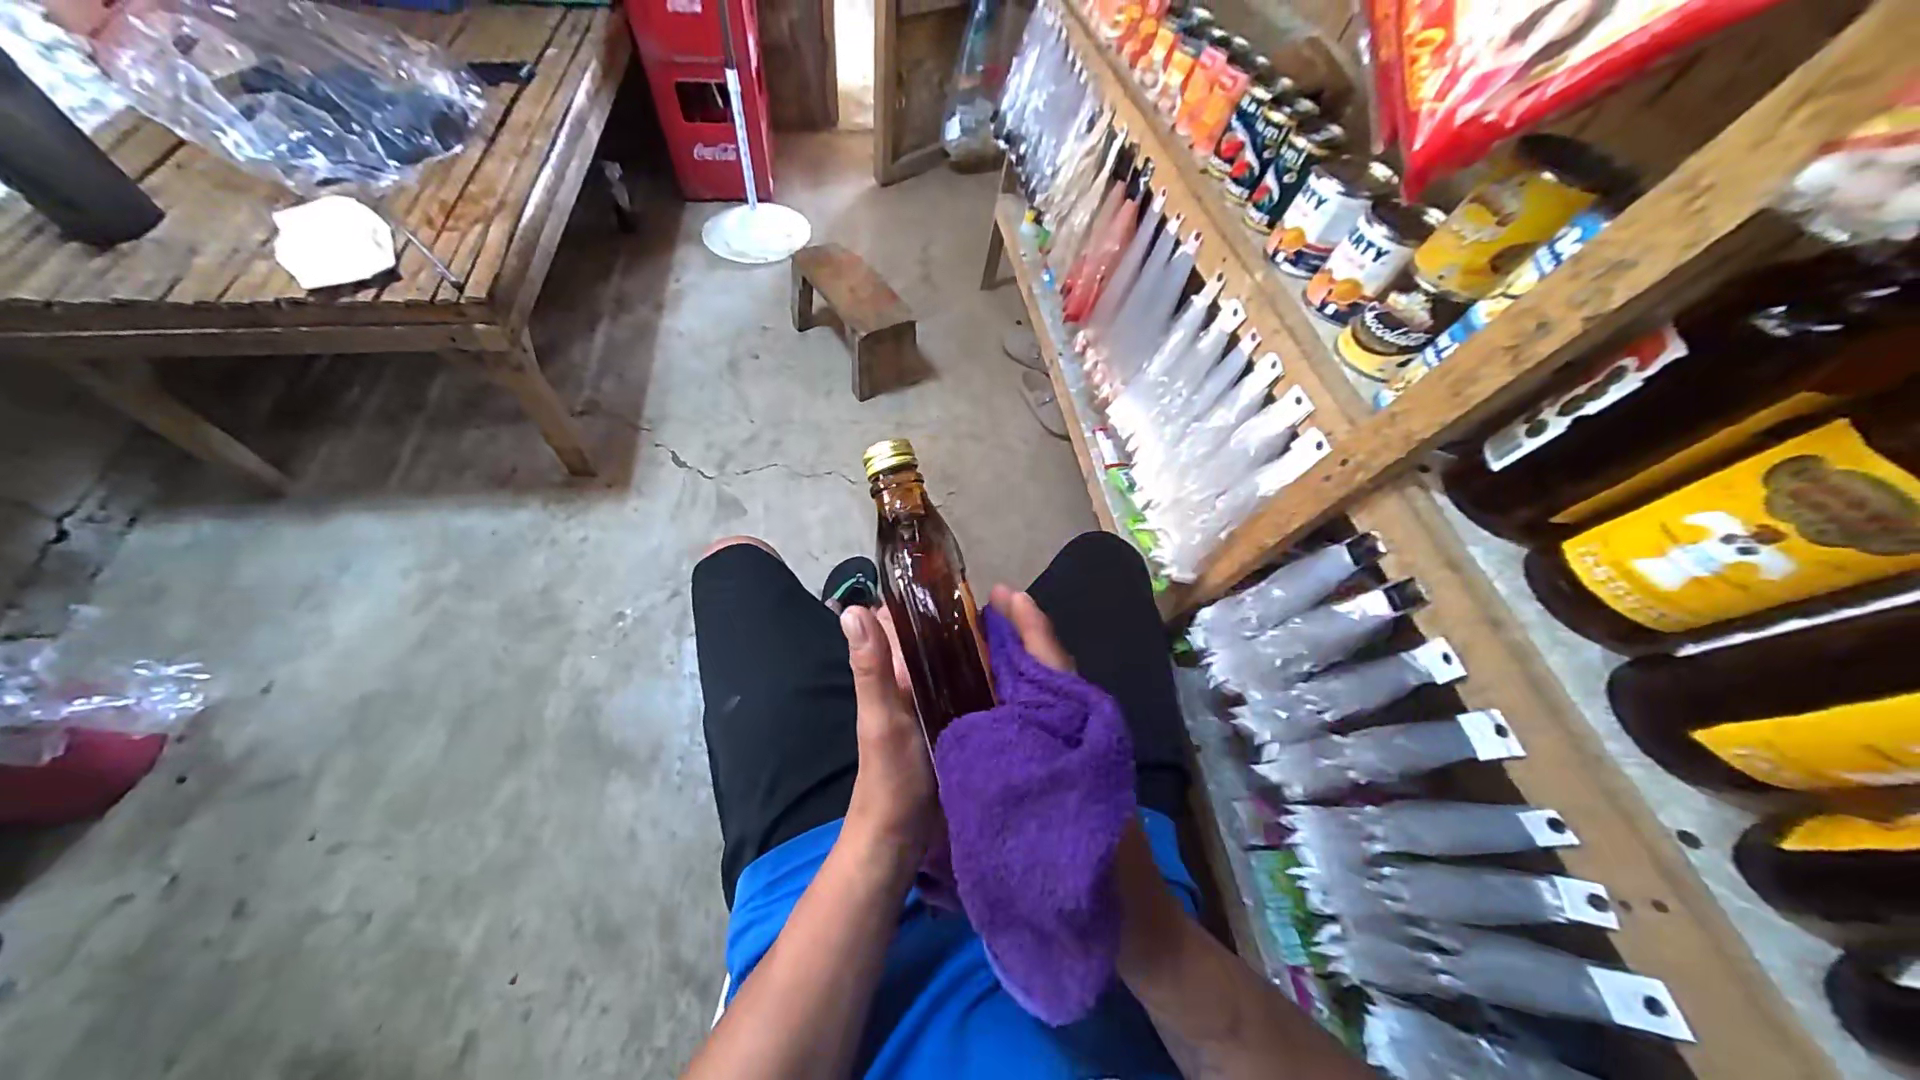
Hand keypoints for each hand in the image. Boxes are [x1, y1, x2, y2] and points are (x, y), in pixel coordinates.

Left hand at [838, 588, 1069, 863]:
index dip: (927, 596)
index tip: (961, 578)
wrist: (902, 838)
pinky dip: (993, 675)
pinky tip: (1021, 670)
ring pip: (960, 660)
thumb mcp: (882, 719)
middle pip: (939, 637)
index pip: (905, 620)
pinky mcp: (959, 721)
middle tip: (1012, 607)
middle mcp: (915, 680)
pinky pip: (976, 687)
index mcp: (893, 673)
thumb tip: (852, 608)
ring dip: (983, 646)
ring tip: (1024, 630)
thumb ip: (872, 668)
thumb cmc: (890, 777)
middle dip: (967, 620)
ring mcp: (937, 701)